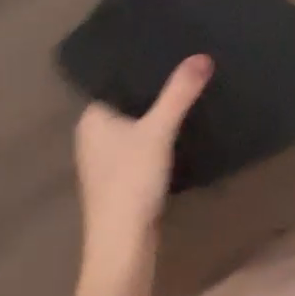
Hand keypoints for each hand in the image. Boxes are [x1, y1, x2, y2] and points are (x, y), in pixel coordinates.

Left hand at [74, 54, 212, 253]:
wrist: (122, 242)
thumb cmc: (131, 180)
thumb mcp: (159, 132)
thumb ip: (179, 94)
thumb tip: (202, 57)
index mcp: (92, 118)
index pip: (116, 82)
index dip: (141, 69)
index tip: (170, 53)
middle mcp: (92, 136)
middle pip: (128, 105)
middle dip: (154, 93)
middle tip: (187, 72)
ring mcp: (105, 161)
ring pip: (134, 129)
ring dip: (157, 119)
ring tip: (189, 97)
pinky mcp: (120, 181)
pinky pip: (140, 150)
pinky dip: (157, 142)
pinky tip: (180, 136)